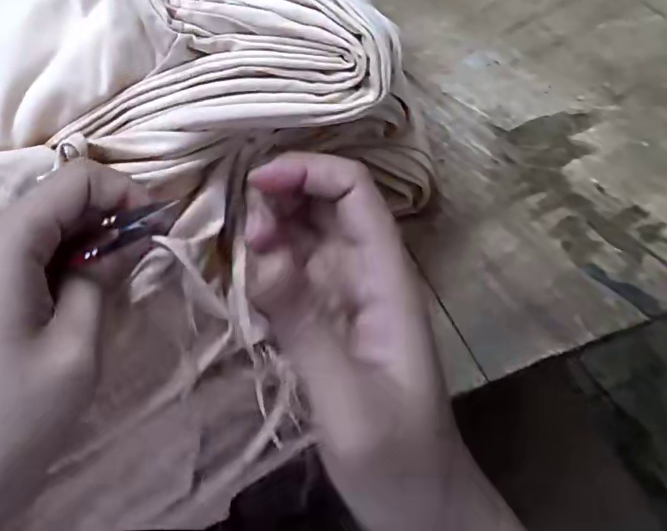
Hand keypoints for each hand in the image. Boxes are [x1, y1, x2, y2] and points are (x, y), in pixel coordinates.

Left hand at [0, 161, 148, 530]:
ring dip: (85, 242)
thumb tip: (130, 237)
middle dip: (107, 216)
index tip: (162, 226)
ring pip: (41, 228)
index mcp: (6, 238)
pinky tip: (79, 296)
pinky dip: (59, 263)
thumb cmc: (8, 419)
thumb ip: (102, 278)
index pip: (76, 178)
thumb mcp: (73, 351)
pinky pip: (23, 257)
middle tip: (148, 253)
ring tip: (119, 278)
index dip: (125, 191)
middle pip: (56, 199)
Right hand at [245, 153, 521, 530]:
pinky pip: (287, 260)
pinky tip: (251, 284)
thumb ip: (303, 323)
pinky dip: (263, 256)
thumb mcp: (347, 400)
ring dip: (267, 224)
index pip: (354, 189)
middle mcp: (363, 268)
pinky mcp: (320, 309)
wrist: (420, 512)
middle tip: (248, 237)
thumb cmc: (395, 458)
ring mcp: (340, 288)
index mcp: (385, 275)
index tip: (257, 184)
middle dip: (279, 196)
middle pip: (321, 197)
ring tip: (247, 260)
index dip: (307, 171)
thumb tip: (260, 250)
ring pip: (300, 224)